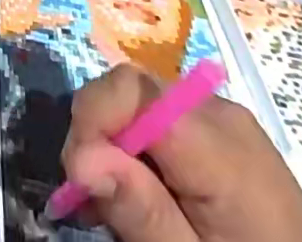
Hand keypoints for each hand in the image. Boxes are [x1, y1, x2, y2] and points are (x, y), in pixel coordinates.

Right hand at [62, 66, 301, 241]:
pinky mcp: (221, 128)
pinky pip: (160, 117)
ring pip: (138, 102)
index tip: (78, 179)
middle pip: (130, 91)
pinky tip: (137, 193)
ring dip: (111, 145)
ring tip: (109, 207)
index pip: (132, 89)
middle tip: (86, 203)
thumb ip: (143, 213)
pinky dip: (135, 147)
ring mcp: (222, 116)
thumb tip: (83, 158)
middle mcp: (218, 112)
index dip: (92, 120)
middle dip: (96, 136)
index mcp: (218, 146)